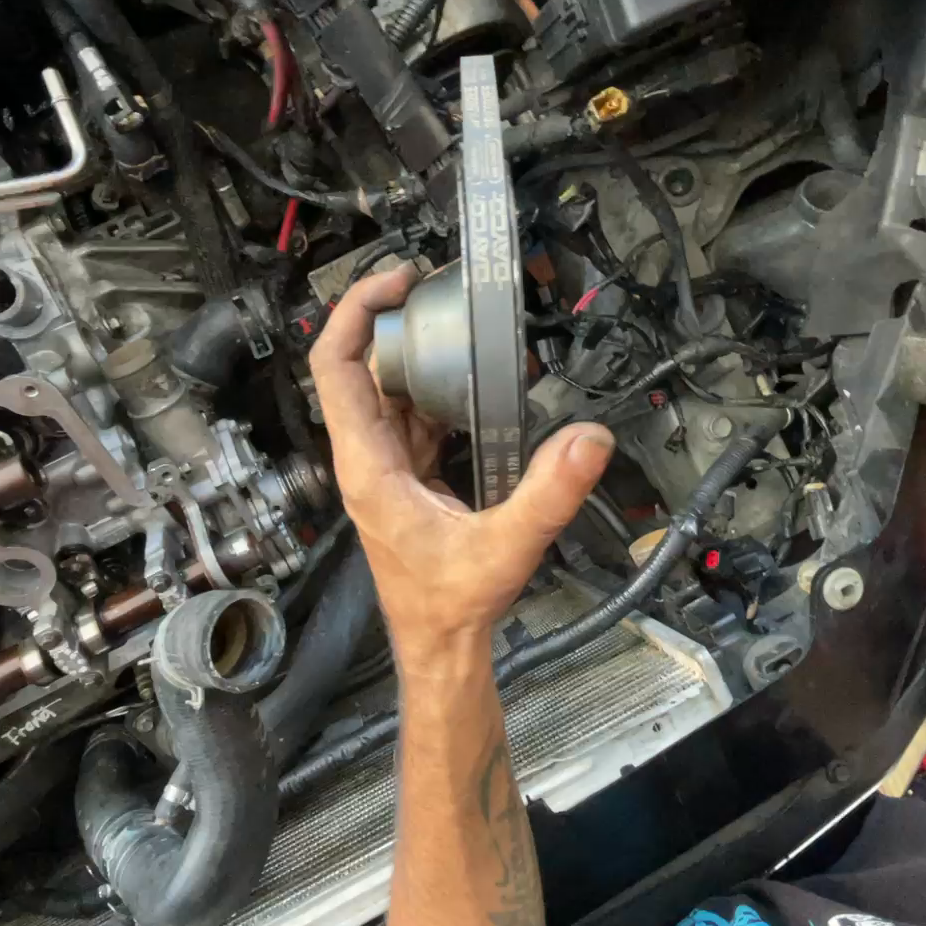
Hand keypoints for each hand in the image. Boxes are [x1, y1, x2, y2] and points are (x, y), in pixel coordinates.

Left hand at [309, 265, 616, 682]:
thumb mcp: (504, 547)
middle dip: (392, 322)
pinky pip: (415, 415)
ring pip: (389, 390)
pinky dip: (438, 389)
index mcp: (369, 466)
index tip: (393, 284)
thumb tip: (588, 441)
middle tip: (434, 291)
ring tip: (458, 324)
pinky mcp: (408, 473)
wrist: (440, 641)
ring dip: (418, 355)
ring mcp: (387, 464)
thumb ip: (549, 493)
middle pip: (361, 368)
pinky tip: (473, 380)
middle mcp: (370, 458)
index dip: (355, 314)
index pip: (336, 369)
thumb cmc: (448, 604)